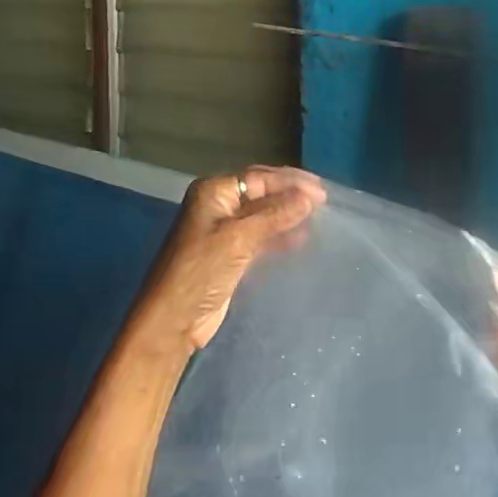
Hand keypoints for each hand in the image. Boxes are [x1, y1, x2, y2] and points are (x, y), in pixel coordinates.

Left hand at [127, 166, 326, 354]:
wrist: (173, 319)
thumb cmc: (201, 271)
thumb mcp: (238, 239)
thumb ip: (274, 215)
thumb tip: (308, 198)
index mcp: (213, 191)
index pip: (258, 177)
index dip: (290, 182)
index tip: (322, 192)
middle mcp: (218, 204)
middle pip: (261, 192)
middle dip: (290, 195)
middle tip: (324, 201)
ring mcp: (223, 229)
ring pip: (262, 214)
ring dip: (287, 215)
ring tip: (318, 218)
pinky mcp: (230, 253)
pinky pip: (260, 236)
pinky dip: (279, 235)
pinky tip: (300, 239)